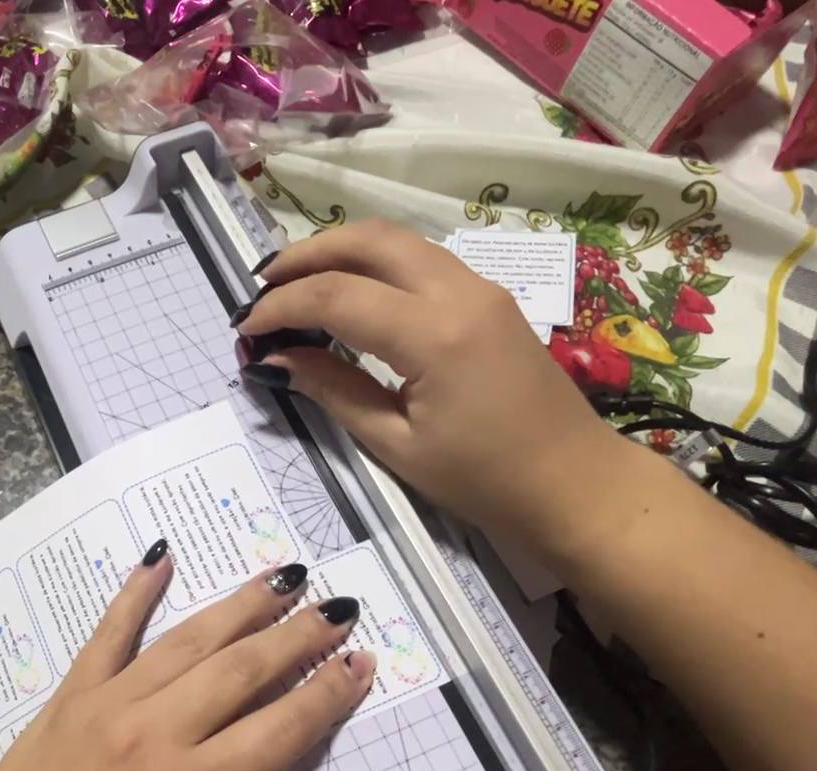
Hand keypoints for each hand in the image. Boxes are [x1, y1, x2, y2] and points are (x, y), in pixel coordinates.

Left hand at [0, 544, 384, 770]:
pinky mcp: (72, 691)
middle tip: (337, 605)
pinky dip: (135, 591)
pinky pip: (108, 631)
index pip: (280, 729)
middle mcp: (155, 731)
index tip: (361, 660)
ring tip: (282, 577)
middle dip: (297, 636)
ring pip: (188, 641)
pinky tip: (160, 554)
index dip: (327, 694)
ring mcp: (109, 702)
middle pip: (242, 670)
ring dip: (240, 606)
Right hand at [234, 221, 626, 540]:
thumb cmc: (483, 480)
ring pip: (396, 241)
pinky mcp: (487, 298)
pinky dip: (372, 265)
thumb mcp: (396, 444)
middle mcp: (459, 291)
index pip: (337, 295)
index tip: (245, 329)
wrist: (572, 484)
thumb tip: (276, 359)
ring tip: (294, 285)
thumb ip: (333, 389)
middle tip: (261, 287)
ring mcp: (479, 288)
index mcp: (434, 334)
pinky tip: (347, 294)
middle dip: (305, 254)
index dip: (281, 306)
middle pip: (368, 240)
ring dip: (339, 252)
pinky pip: (419, 261)